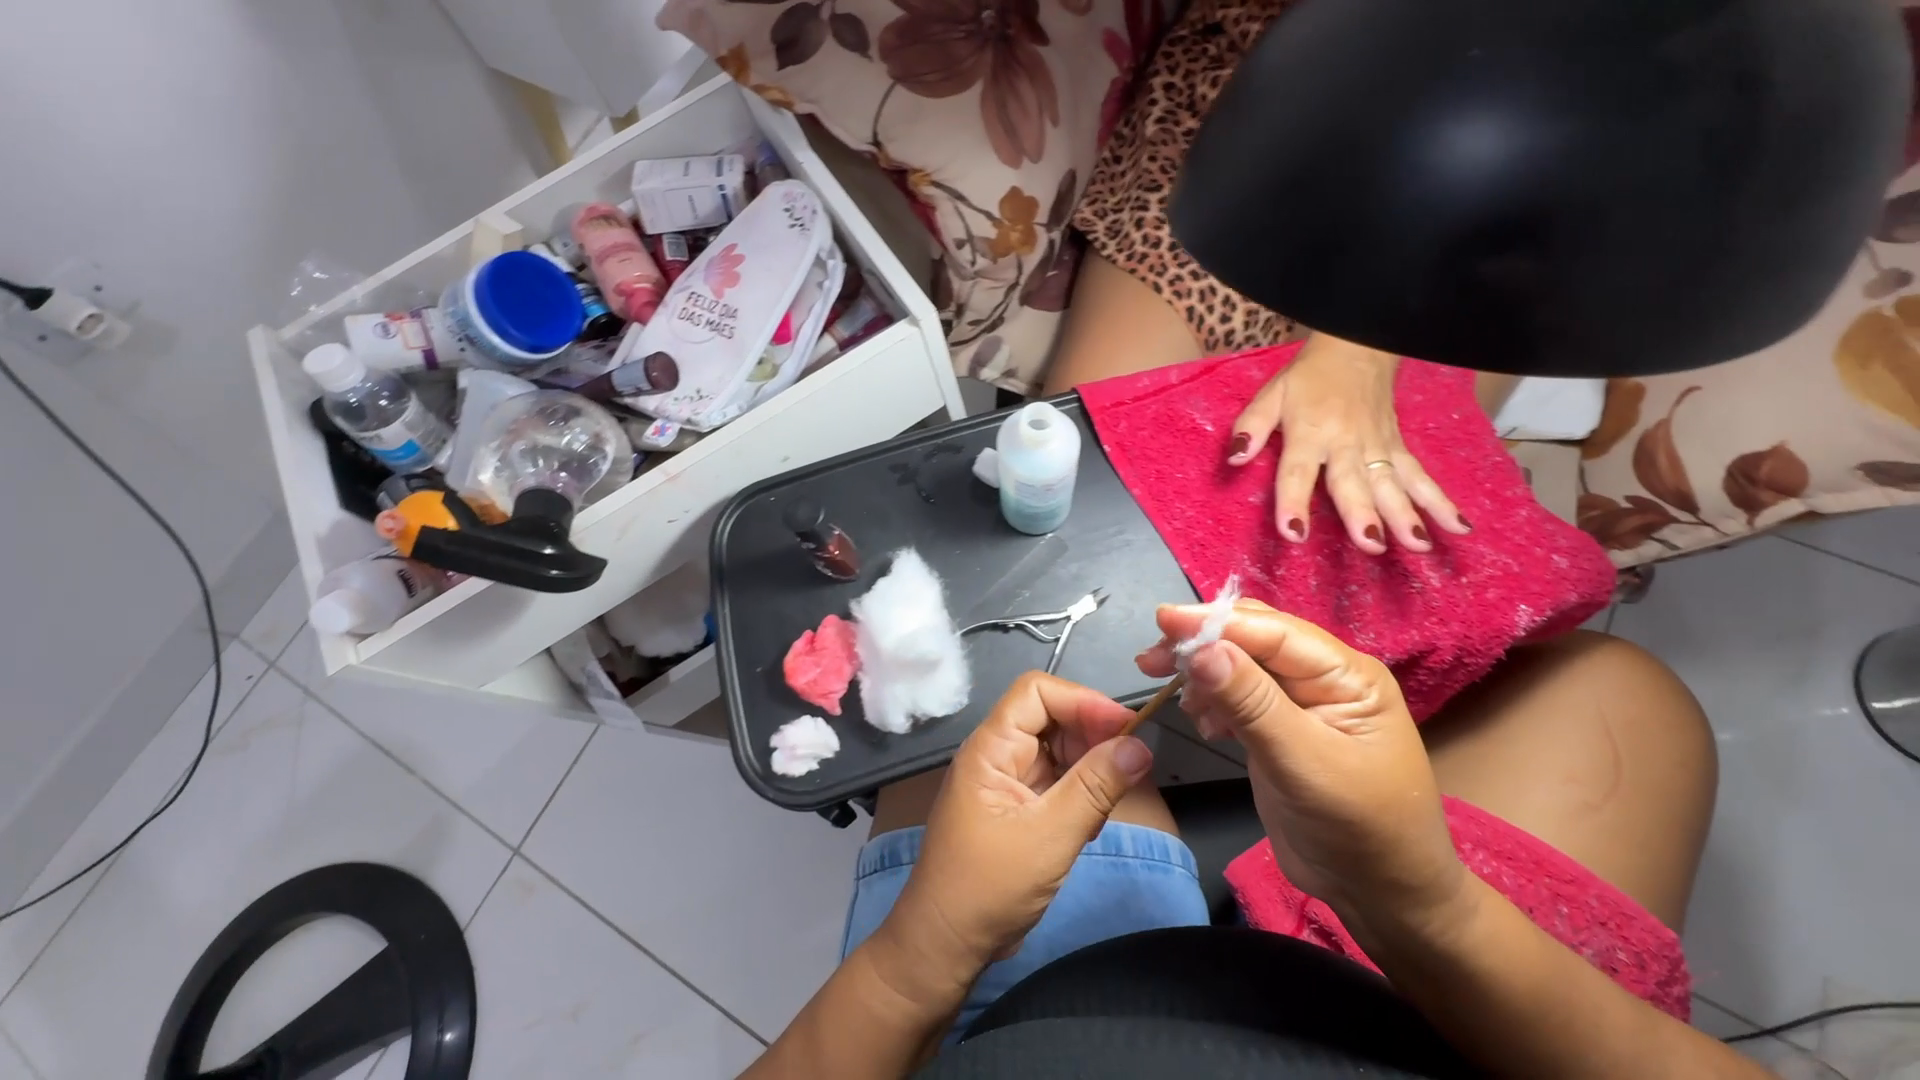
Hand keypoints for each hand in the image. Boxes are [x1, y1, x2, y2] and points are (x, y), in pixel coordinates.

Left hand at [883, 673, 1153, 973]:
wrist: (945, 944)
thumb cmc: (988, 886)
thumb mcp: (1049, 836)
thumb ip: (1095, 787)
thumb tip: (1140, 746)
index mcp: (990, 748)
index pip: (1037, 693)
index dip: (1083, 702)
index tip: (1126, 729)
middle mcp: (996, 756)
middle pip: (1050, 718)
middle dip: (1092, 736)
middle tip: (1130, 768)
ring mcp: (1005, 783)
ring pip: (1057, 751)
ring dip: (1089, 768)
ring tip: (1108, 802)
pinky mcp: (1016, 810)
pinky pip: (1055, 783)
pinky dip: (1079, 794)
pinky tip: (1092, 822)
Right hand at [1138, 600, 1464, 925]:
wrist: (1382, 896)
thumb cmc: (1359, 828)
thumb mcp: (1304, 763)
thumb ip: (1252, 703)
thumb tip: (1201, 648)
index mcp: (1346, 674)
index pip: (1273, 631)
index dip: (1215, 622)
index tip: (1161, 620)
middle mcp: (1323, 678)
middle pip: (1253, 639)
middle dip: (1203, 642)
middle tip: (1151, 660)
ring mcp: (1300, 704)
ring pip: (1239, 666)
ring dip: (1203, 674)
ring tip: (1180, 702)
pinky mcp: (1278, 730)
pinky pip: (1237, 697)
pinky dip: (1212, 702)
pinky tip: (1203, 724)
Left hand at [1228, 332, 1470, 553]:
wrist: (1359, 346)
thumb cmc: (1308, 378)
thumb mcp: (1272, 394)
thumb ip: (1251, 426)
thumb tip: (1234, 457)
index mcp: (1309, 432)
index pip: (1298, 472)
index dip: (1294, 502)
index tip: (1294, 532)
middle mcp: (1346, 443)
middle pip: (1354, 482)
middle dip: (1362, 513)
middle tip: (1371, 545)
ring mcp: (1378, 447)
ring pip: (1393, 483)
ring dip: (1407, 514)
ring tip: (1418, 545)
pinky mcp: (1398, 448)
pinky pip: (1420, 476)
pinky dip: (1440, 501)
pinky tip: (1458, 527)